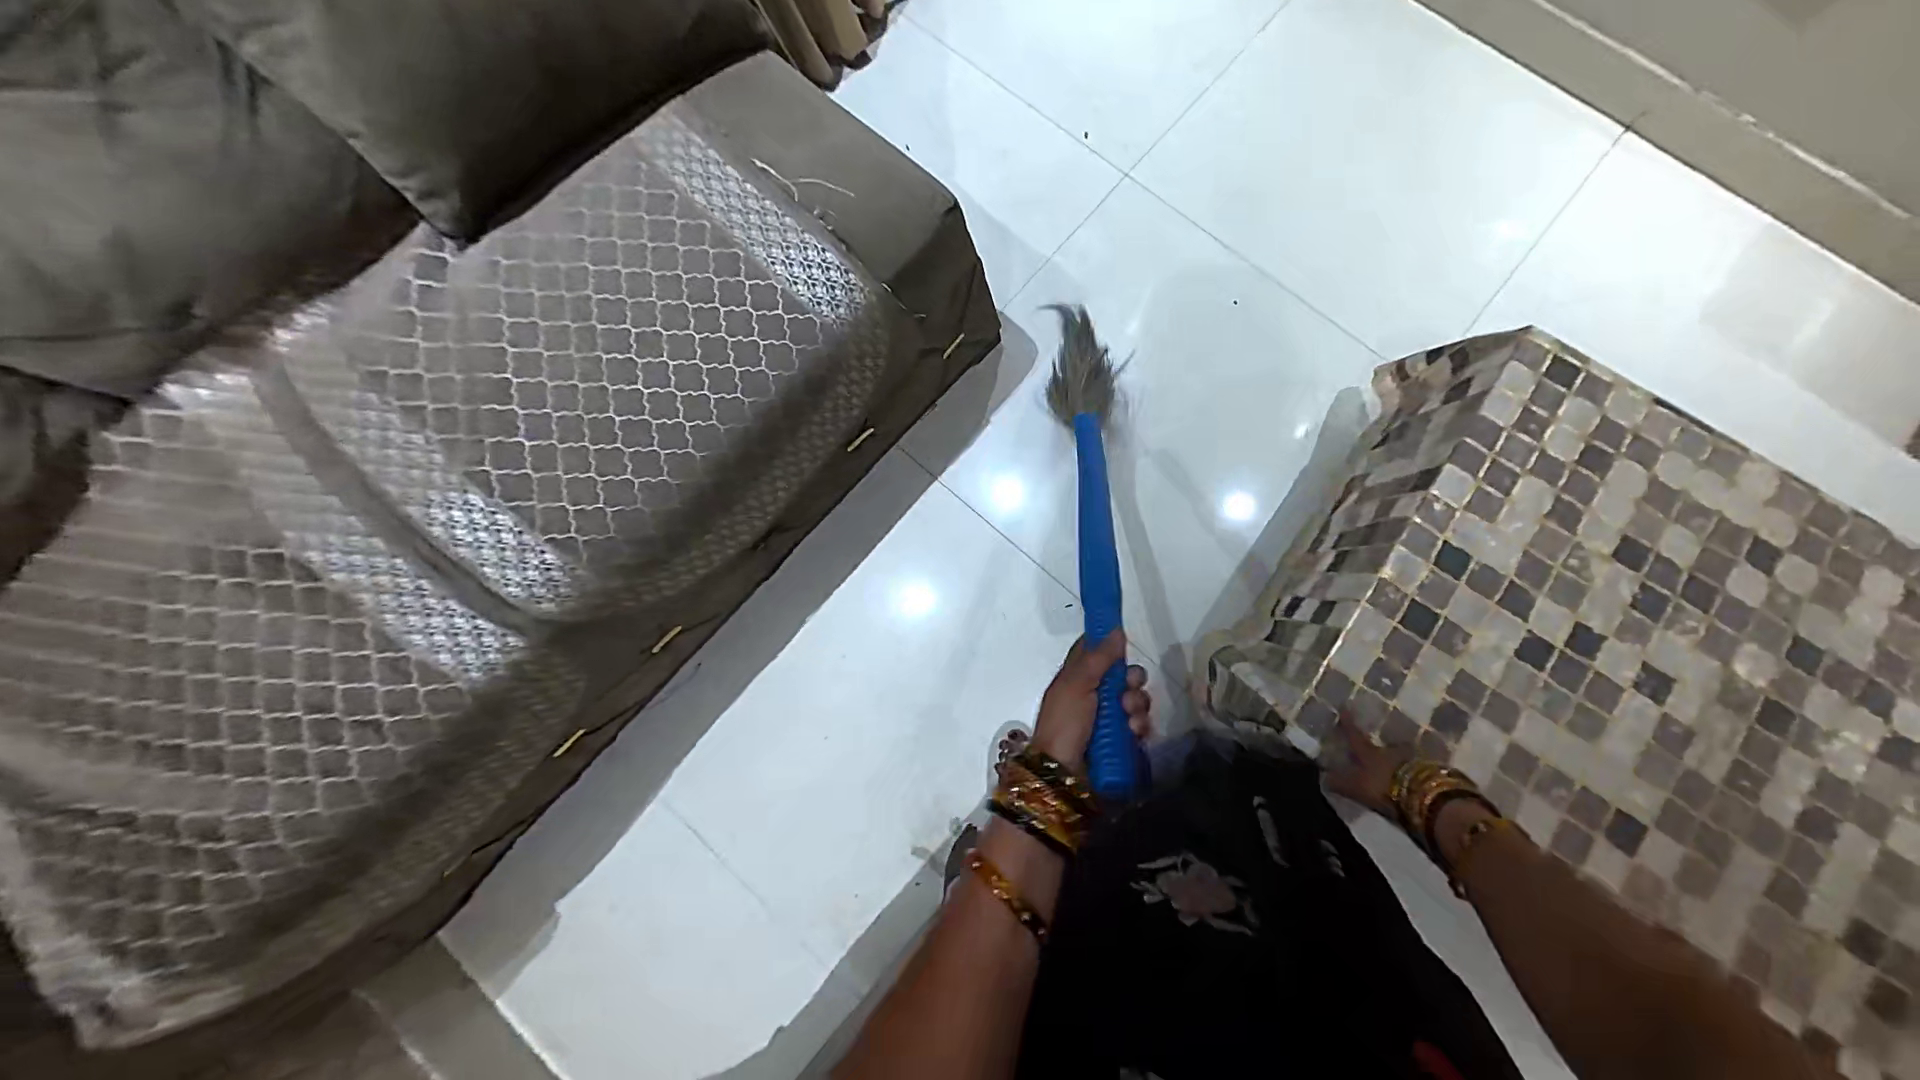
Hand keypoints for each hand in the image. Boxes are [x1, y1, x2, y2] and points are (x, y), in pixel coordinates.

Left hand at [1030, 631, 1150, 770]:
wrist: (1064, 773)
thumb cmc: (1064, 723)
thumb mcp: (1075, 684)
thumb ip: (1098, 657)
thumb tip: (1116, 629)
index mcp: (1077, 677)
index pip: (1097, 652)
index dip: (1111, 646)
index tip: (1124, 644)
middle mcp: (1095, 694)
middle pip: (1125, 675)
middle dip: (1132, 681)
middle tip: (1127, 689)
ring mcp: (1110, 718)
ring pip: (1136, 699)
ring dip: (1136, 706)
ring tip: (1128, 719)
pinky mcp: (1123, 740)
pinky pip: (1141, 724)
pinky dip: (1140, 727)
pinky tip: (1133, 733)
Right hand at [1323, 713, 1415, 818]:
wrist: (1424, 794)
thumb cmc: (1383, 787)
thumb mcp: (1355, 787)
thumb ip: (1340, 783)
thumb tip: (1323, 778)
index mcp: (1369, 753)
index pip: (1355, 736)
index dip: (1348, 723)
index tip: (1344, 706)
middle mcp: (1390, 752)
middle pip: (1384, 745)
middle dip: (1382, 745)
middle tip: (1381, 747)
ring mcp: (1412, 759)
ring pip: (1403, 756)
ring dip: (1401, 758)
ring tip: (1399, 766)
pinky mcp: (1430, 771)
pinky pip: (1419, 767)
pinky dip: (1415, 770)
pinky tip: (1415, 778)